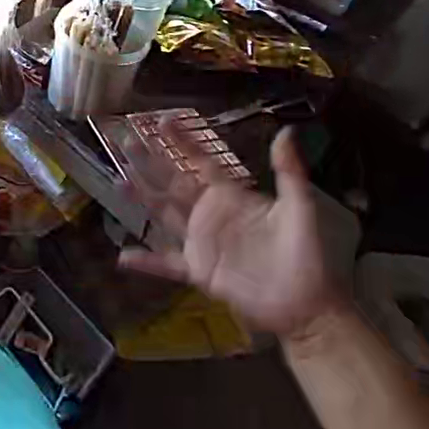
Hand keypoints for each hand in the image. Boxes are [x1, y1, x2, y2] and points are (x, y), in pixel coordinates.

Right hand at [119, 127, 342, 342]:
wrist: (309, 308)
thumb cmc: (308, 256)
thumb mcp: (301, 209)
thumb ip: (290, 172)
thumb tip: (286, 133)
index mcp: (230, 196)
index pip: (201, 161)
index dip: (183, 142)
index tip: (163, 121)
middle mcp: (209, 213)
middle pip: (172, 182)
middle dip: (149, 162)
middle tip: (126, 141)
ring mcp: (201, 241)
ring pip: (163, 213)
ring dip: (141, 197)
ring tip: (119, 180)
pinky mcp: (198, 270)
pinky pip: (166, 263)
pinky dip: (145, 262)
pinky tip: (124, 257)